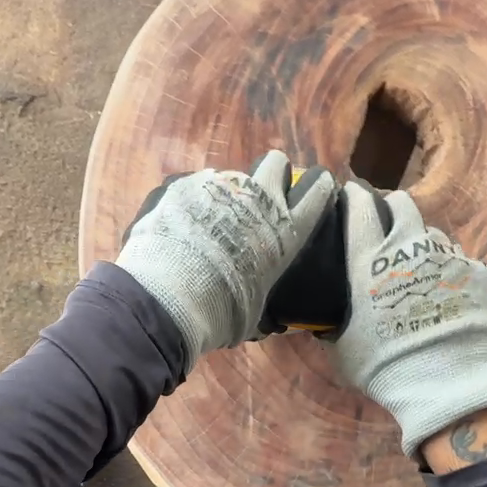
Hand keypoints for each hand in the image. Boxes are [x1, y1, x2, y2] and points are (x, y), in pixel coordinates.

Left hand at [116, 151, 336, 373]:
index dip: (316, 188)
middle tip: (257, 204)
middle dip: (270, 177)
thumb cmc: (220, 312)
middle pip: (276, 163)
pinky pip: (194, 185)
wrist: (170, 297)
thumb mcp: (253, 313)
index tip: (310, 193)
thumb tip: (263, 323)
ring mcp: (221, 186)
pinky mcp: (185, 185)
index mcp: (285, 230)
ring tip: (209, 223)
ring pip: (233, 175)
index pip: (317, 191)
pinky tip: (178, 227)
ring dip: (227, 194)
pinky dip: (191, 202)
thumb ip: (259, 297)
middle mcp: (259, 198)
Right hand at [323, 182, 486, 455]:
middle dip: (392, 208)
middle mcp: (407, 248)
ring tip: (418, 266)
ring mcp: (445, 256)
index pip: (360, 209)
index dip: (354, 197)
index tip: (351, 195)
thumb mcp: (343, 348)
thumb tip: (326, 324)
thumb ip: (336, 326)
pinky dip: (448, 270)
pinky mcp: (475, 272)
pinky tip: (444, 291)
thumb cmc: (382, 366)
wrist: (442, 381)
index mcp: (368, 262)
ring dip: (421, 243)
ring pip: (431, 233)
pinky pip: (458, 261)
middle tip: (387, 224)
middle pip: (402, 205)